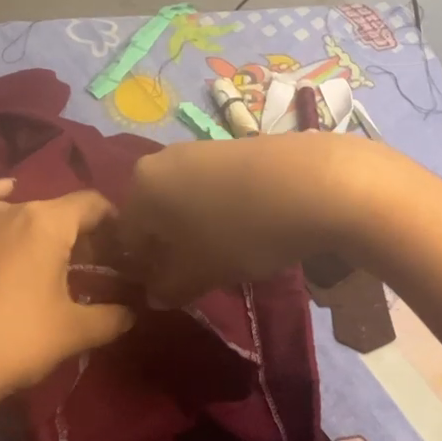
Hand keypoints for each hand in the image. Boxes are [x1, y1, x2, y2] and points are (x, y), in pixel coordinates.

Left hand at [0, 179, 137, 425]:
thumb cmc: (12, 342)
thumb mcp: (72, 333)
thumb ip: (111, 317)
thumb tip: (132, 312)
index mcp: (47, 223)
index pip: (92, 205)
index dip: (115, 223)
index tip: (126, 251)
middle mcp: (11, 210)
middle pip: (57, 210)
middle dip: (83, 234)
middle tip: (97, 269)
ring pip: (19, 210)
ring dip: (43, 228)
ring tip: (55, 257)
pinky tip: (2, 192)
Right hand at [119, 131, 391, 306]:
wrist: (316, 183)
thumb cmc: (240, 232)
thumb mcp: (199, 272)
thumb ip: (168, 286)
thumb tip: (154, 294)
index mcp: (140, 187)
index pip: (125, 238)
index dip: (143, 270)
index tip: (169, 290)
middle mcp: (160, 161)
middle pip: (154, 215)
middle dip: (170, 247)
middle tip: (199, 274)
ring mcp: (198, 149)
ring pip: (183, 201)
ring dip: (197, 229)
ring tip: (229, 253)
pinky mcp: (233, 147)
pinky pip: (212, 187)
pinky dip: (222, 210)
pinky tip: (250, 228)